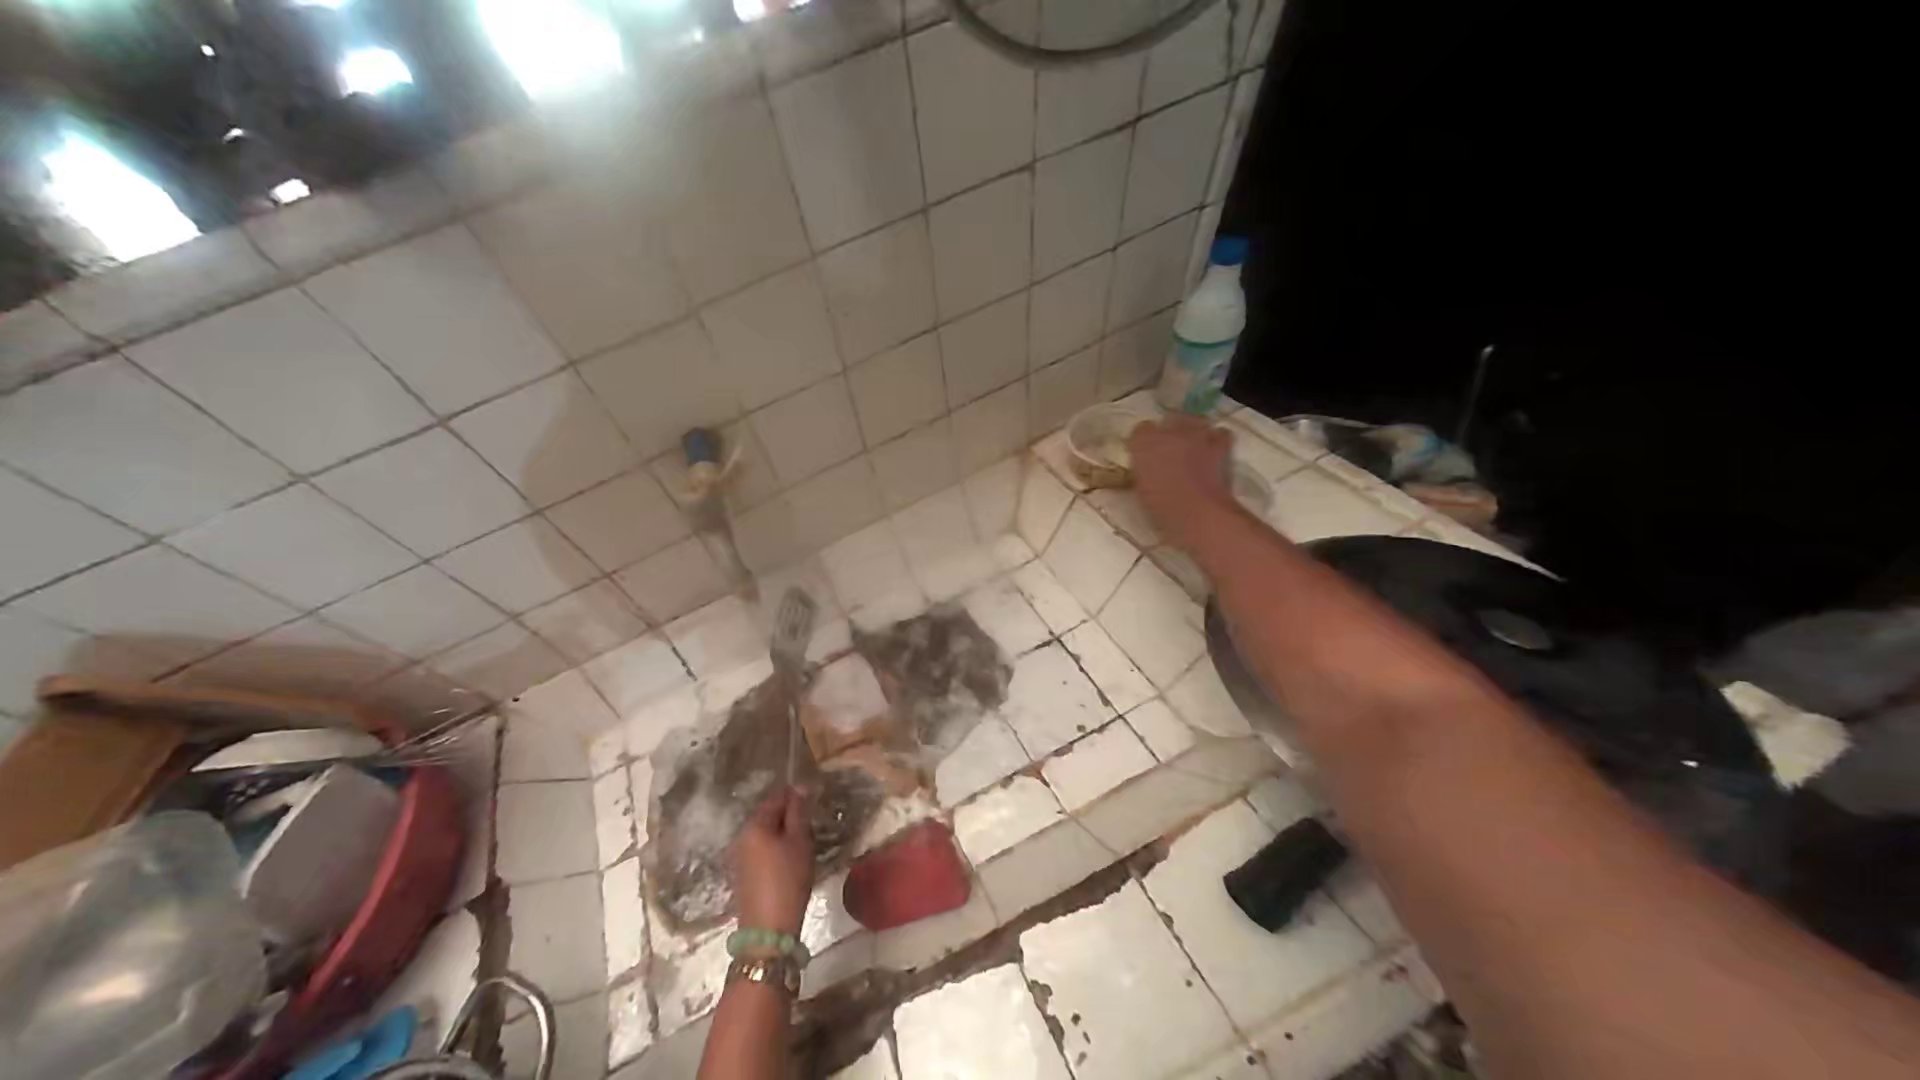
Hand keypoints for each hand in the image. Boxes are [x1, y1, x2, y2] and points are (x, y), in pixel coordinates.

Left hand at [733, 786, 813, 936]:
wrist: (767, 931)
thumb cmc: (788, 880)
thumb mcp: (799, 842)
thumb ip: (798, 812)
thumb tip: (800, 786)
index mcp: (754, 824)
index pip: (776, 797)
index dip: (796, 794)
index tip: (814, 799)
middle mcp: (742, 836)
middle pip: (768, 815)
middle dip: (789, 815)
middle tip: (812, 825)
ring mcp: (739, 856)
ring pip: (765, 834)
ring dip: (783, 833)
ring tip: (804, 843)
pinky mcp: (742, 874)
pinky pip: (761, 850)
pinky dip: (775, 849)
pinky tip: (789, 861)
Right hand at [1129, 414, 1235, 548]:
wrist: (1198, 512)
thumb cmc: (1163, 507)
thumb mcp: (1142, 490)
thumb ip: (1143, 471)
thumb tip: (1147, 469)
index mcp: (1143, 443)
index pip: (1141, 430)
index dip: (1145, 441)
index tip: (1146, 454)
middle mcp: (1169, 431)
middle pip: (1169, 419)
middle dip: (1170, 431)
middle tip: (1170, 450)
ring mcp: (1196, 435)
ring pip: (1195, 420)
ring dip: (1193, 430)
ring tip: (1194, 446)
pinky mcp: (1220, 444)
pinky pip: (1219, 433)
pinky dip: (1216, 440)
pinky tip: (1214, 451)